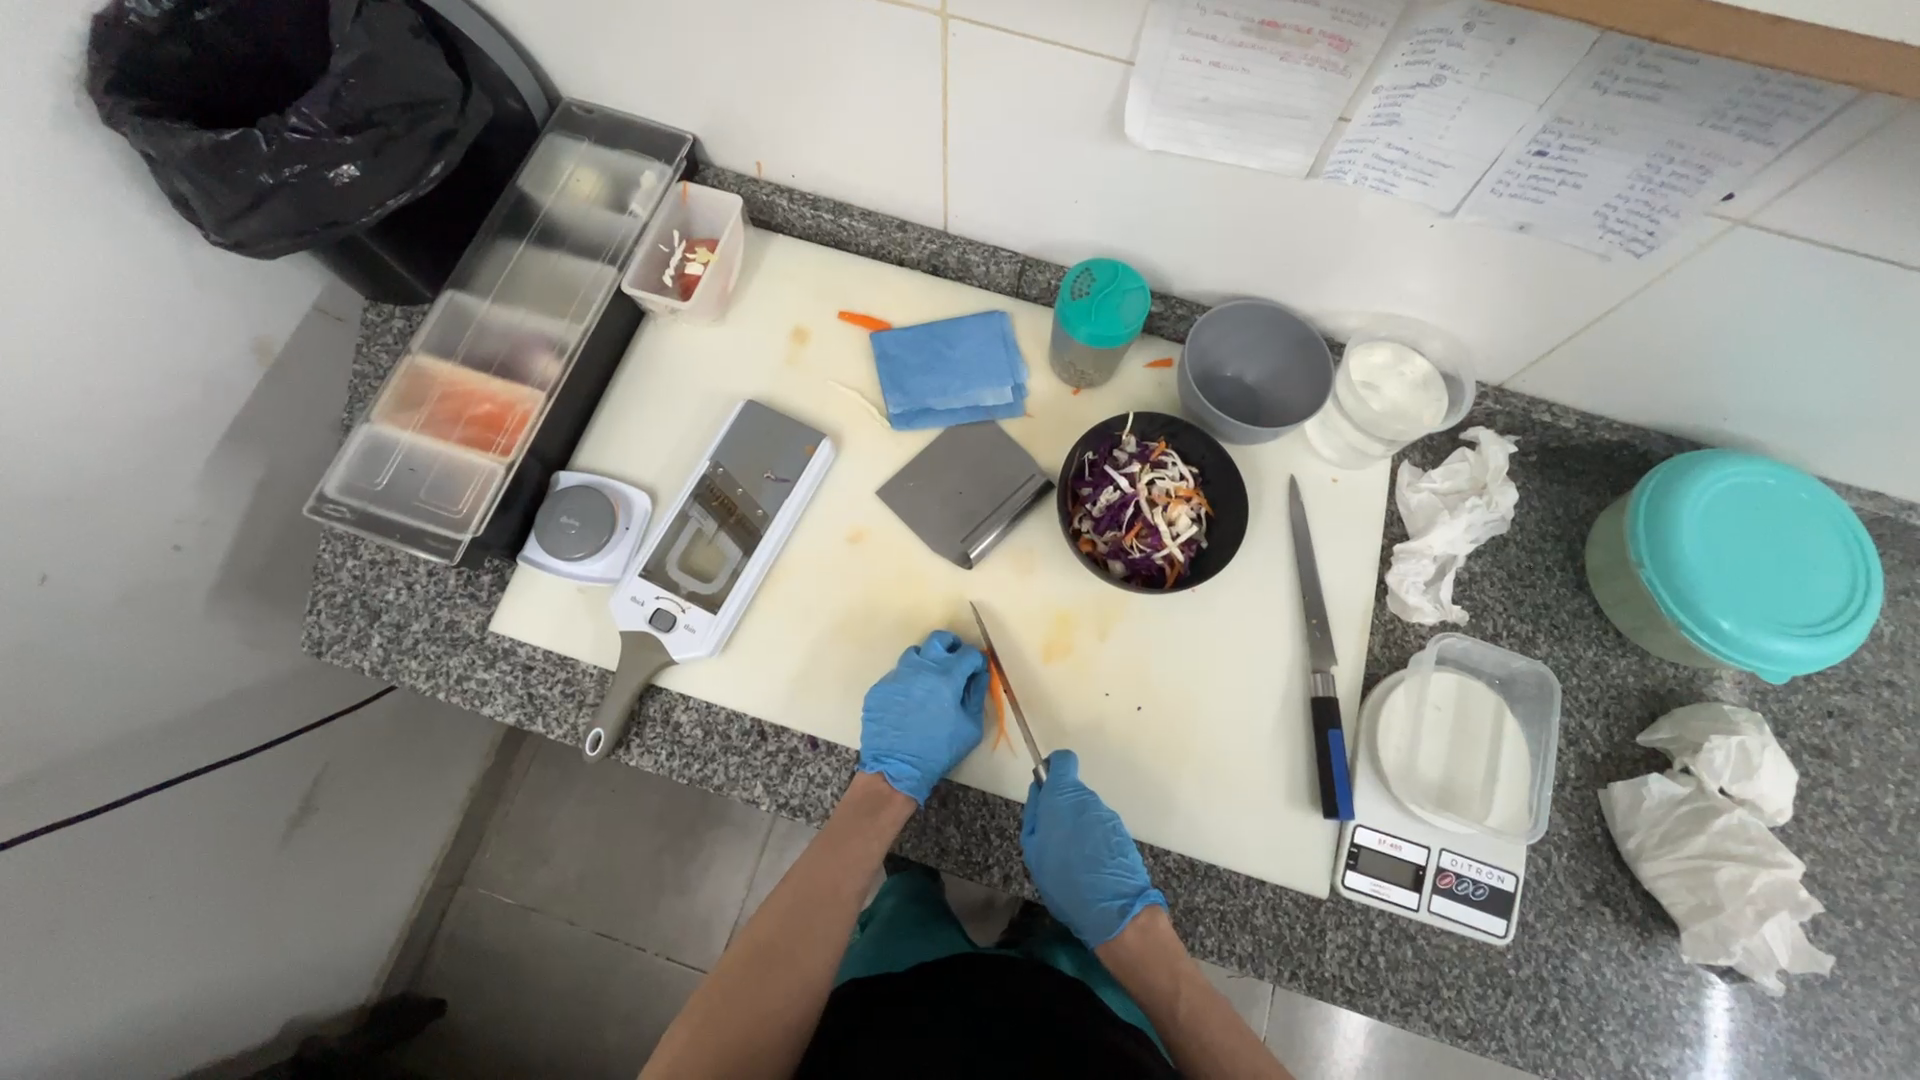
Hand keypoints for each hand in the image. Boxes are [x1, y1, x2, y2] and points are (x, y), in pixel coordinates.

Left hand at [857, 630, 988, 804]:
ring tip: (930, 681)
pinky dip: (908, 682)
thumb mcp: (970, 727)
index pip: (967, 653)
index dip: (976, 660)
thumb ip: (977, 695)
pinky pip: (898, 675)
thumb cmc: (939, 750)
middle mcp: (920, 667)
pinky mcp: (880, 687)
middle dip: (951, 645)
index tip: (976, 669)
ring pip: (915, 654)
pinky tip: (909, 702)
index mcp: (946, 676)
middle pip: (938, 639)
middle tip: (955, 660)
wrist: (896, 768)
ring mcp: (897, 675)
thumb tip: (980, 675)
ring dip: (927, 661)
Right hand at [1021, 750, 1165, 946]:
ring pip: (1086, 813)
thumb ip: (1035, 816)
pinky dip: (1093, 843)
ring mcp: (1108, 817)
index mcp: (1063, 796)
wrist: (1115, 910)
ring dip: (1077, 828)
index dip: (1052, 770)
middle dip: (1061, 810)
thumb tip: (1039, 794)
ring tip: (1072, 862)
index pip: (1062, 761)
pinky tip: (1090, 869)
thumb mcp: (1032, 850)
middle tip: (1053, 842)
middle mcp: (1088, 800)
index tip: (1045, 792)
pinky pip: (1100, 830)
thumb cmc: (1064, 879)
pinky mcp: (1122, 835)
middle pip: (1071, 793)